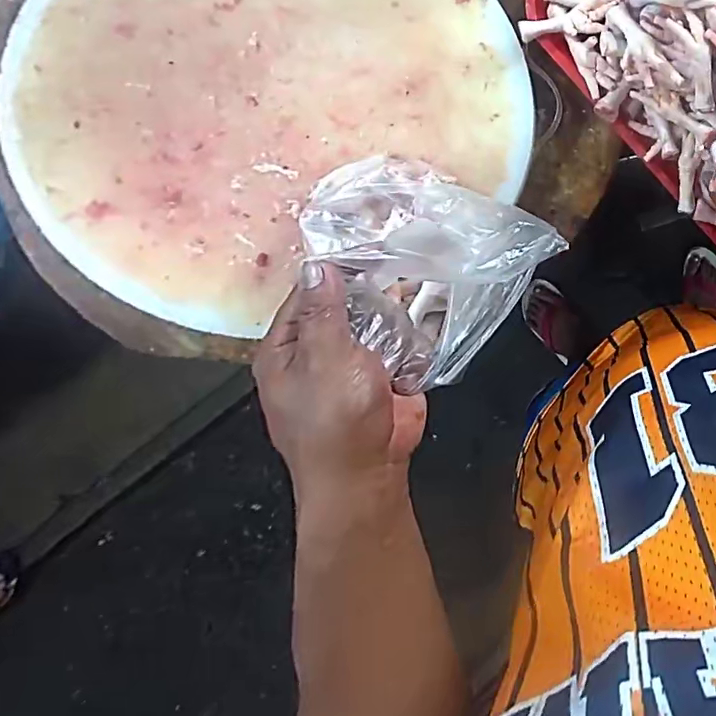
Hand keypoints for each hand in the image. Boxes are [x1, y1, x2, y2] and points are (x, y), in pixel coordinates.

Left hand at [254, 263, 427, 501]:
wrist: (367, 468)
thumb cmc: (334, 418)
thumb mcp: (327, 358)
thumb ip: (325, 312)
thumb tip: (318, 268)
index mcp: (287, 350)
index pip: (307, 296)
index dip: (334, 272)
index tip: (366, 247)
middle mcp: (320, 353)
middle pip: (348, 308)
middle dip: (373, 291)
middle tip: (401, 261)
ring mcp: (357, 364)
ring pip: (380, 324)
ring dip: (398, 312)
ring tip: (418, 285)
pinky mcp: (389, 375)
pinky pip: (404, 344)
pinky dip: (415, 334)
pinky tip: (428, 318)